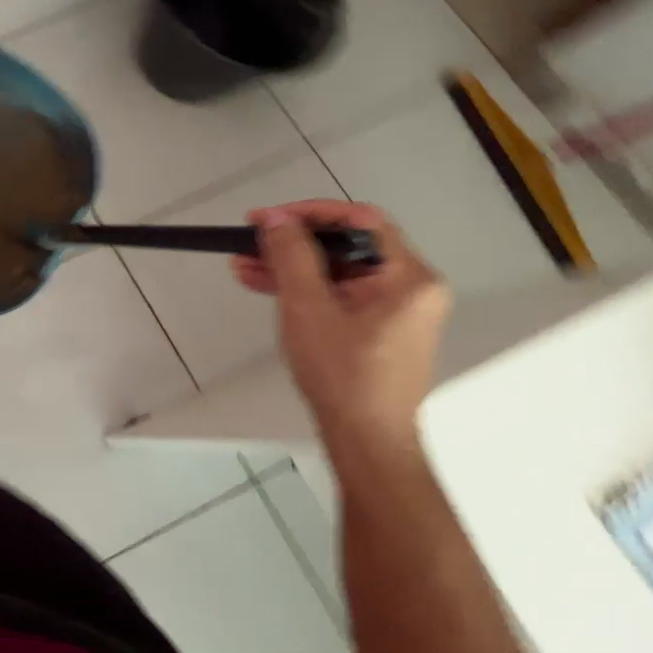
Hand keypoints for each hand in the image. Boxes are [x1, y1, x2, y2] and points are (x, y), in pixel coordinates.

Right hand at [232, 201, 450, 464]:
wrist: (365, 439)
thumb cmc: (342, 371)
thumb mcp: (308, 307)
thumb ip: (292, 255)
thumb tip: (275, 217)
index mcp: (409, 277)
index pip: (360, 220)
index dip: (310, 212)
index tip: (266, 219)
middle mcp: (410, 287)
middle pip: (346, 245)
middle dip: (292, 243)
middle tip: (248, 242)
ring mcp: (395, 309)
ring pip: (336, 270)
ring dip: (290, 266)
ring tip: (242, 266)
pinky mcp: (378, 328)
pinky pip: (338, 294)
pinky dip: (303, 289)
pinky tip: (263, 286)